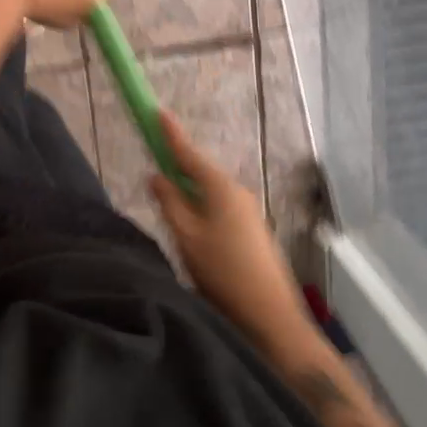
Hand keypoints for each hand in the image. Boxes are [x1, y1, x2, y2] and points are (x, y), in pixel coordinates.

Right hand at [150, 111, 305, 339]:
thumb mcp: (186, 236)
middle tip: (156, 160)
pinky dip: (202, 206)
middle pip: (200, 171)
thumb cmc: (223, 271)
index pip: (189, 153)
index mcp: (220, 187)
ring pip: (210, 192)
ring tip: (169, 200)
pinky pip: (219, 207)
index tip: (158, 111)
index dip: (171, 134)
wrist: (270, 315)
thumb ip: (169, 201)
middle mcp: (237, 192)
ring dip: (189, 190)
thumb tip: (157, 176)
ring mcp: (248, 211)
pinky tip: (193, 225)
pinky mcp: (252, 231)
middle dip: (178, 165)